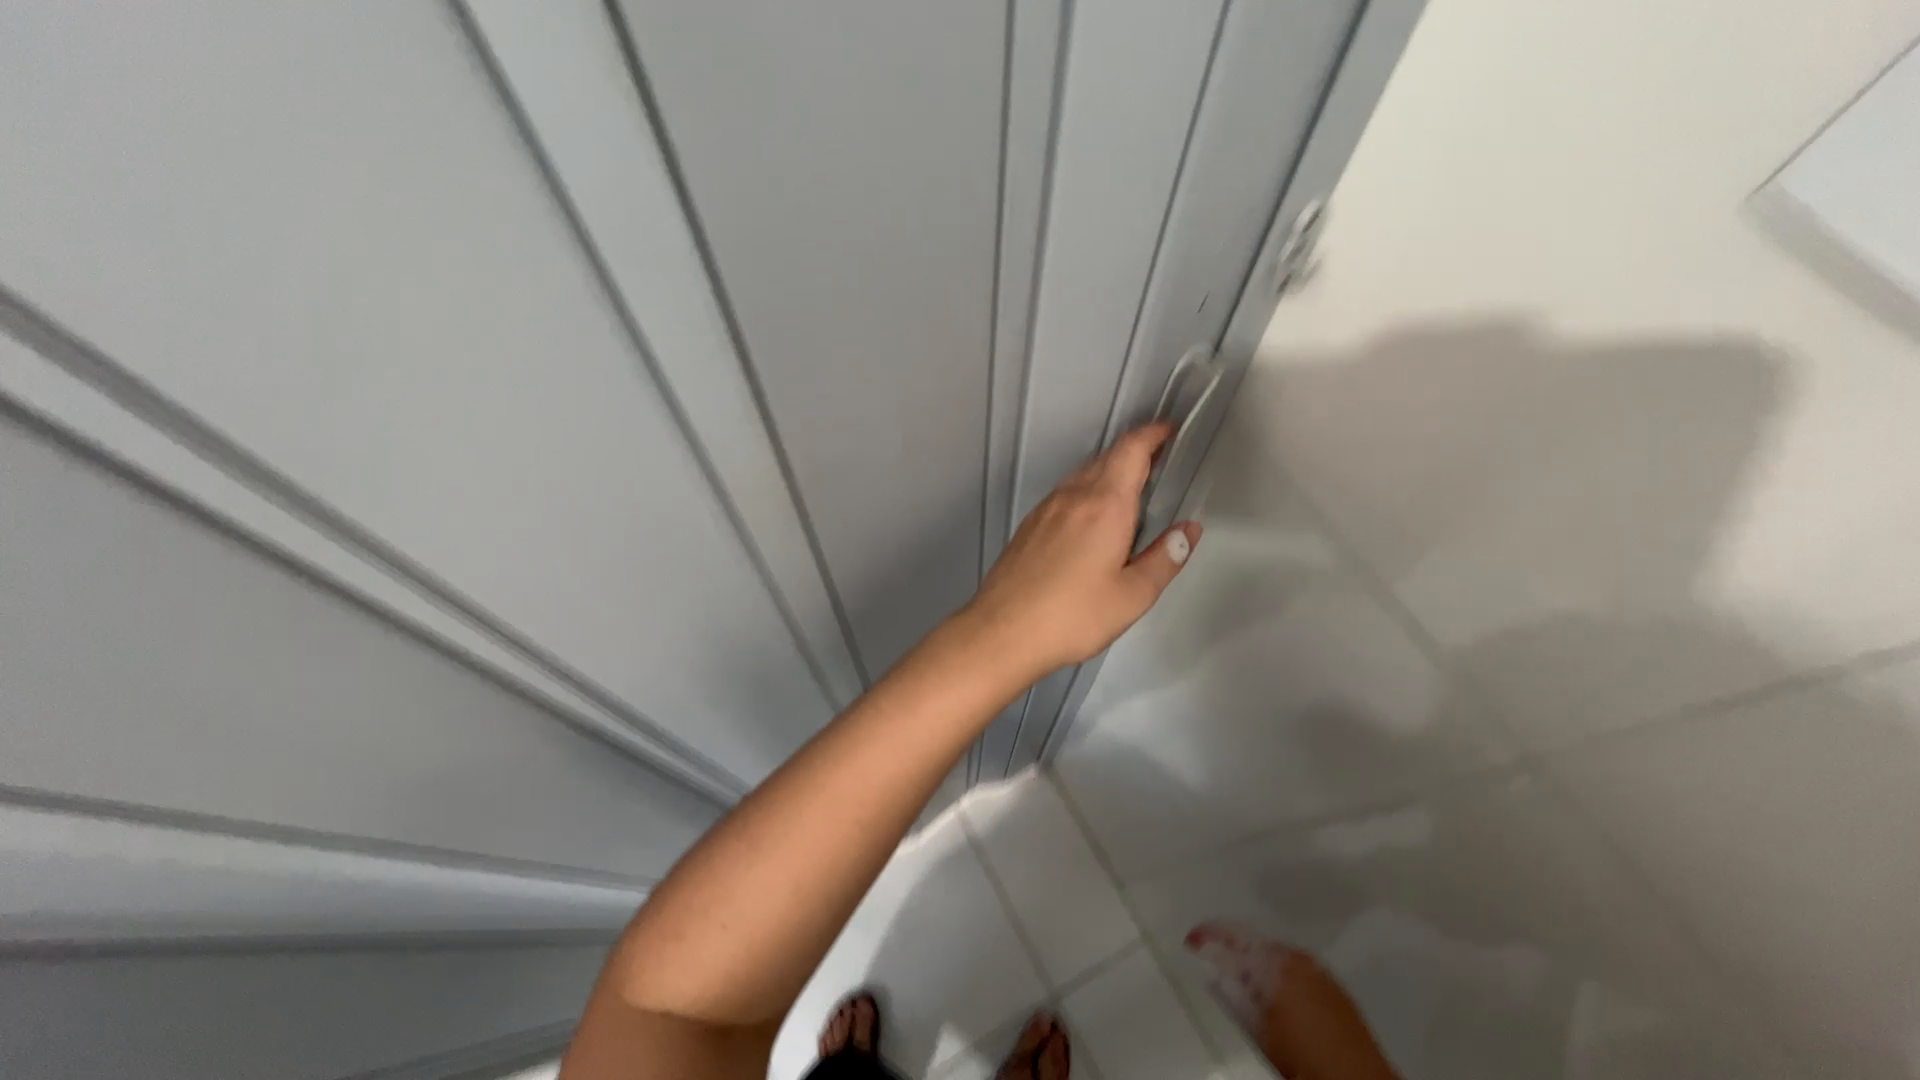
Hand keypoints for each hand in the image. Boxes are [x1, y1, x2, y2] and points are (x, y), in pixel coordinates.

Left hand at [962, 422, 1200, 678]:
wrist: (1002, 633)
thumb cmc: (1070, 617)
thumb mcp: (1133, 595)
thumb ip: (1165, 559)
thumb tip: (1188, 532)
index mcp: (1105, 507)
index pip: (1131, 451)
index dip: (1153, 435)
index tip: (1168, 432)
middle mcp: (1072, 498)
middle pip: (1107, 458)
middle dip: (1135, 452)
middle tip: (1158, 461)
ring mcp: (1046, 510)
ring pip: (1083, 475)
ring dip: (1109, 472)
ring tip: (1130, 491)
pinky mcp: (1029, 527)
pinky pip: (1064, 495)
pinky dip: (1086, 493)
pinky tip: (1092, 520)